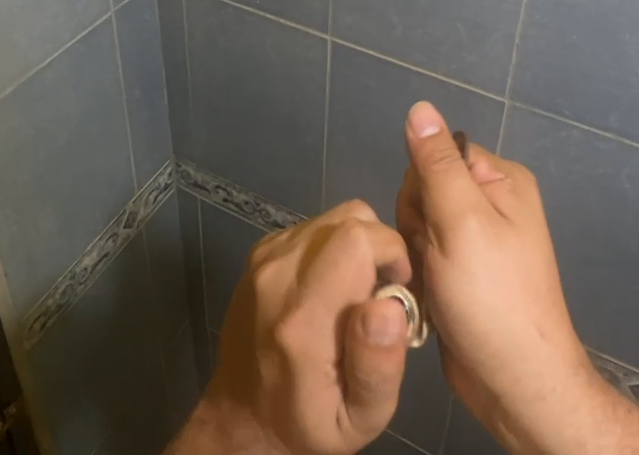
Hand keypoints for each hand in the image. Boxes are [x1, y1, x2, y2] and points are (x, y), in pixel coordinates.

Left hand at [170, 200, 414, 454]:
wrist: (242, 418)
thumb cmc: (307, 421)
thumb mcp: (358, 419)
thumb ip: (379, 366)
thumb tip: (388, 304)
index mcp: (302, 315)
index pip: (357, 239)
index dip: (391, 253)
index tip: (396, 291)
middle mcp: (278, 273)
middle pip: (350, 218)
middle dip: (380, 245)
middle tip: (380, 291)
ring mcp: (265, 257)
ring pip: (333, 217)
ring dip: (357, 244)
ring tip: (356, 290)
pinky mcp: (261, 251)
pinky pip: (315, 226)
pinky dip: (334, 245)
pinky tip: (330, 285)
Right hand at [395, 102, 598, 447]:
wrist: (513, 382)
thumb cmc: (492, 297)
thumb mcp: (461, 220)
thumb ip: (435, 163)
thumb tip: (420, 106)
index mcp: (501, 179)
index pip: (436, 153)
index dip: (421, 187)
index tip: (429, 224)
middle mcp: (491, 202)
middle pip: (422, 187)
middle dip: (415, 224)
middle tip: (433, 260)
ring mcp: (476, 238)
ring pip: (415, 223)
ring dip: (413, 253)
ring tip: (432, 282)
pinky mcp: (462, 269)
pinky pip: (421, 253)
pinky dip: (418, 273)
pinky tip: (429, 296)